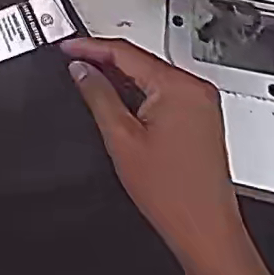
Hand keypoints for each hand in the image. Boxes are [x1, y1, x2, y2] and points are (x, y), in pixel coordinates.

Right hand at [62, 38, 246, 270]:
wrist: (203, 228)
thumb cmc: (172, 193)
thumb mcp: (122, 138)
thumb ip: (98, 96)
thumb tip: (82, 70)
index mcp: (178, 87)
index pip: (126, 52)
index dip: (91, 47)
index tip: (70, 46)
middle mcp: (196, 88)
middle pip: (141, 60)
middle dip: (105, 59)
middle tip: (74, 59)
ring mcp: (202, 101)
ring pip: (152, 75)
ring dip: (121, 75)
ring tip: (90, 78)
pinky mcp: (201, 115)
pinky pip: (165, 90)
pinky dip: (139, 91)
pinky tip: (119, 98)